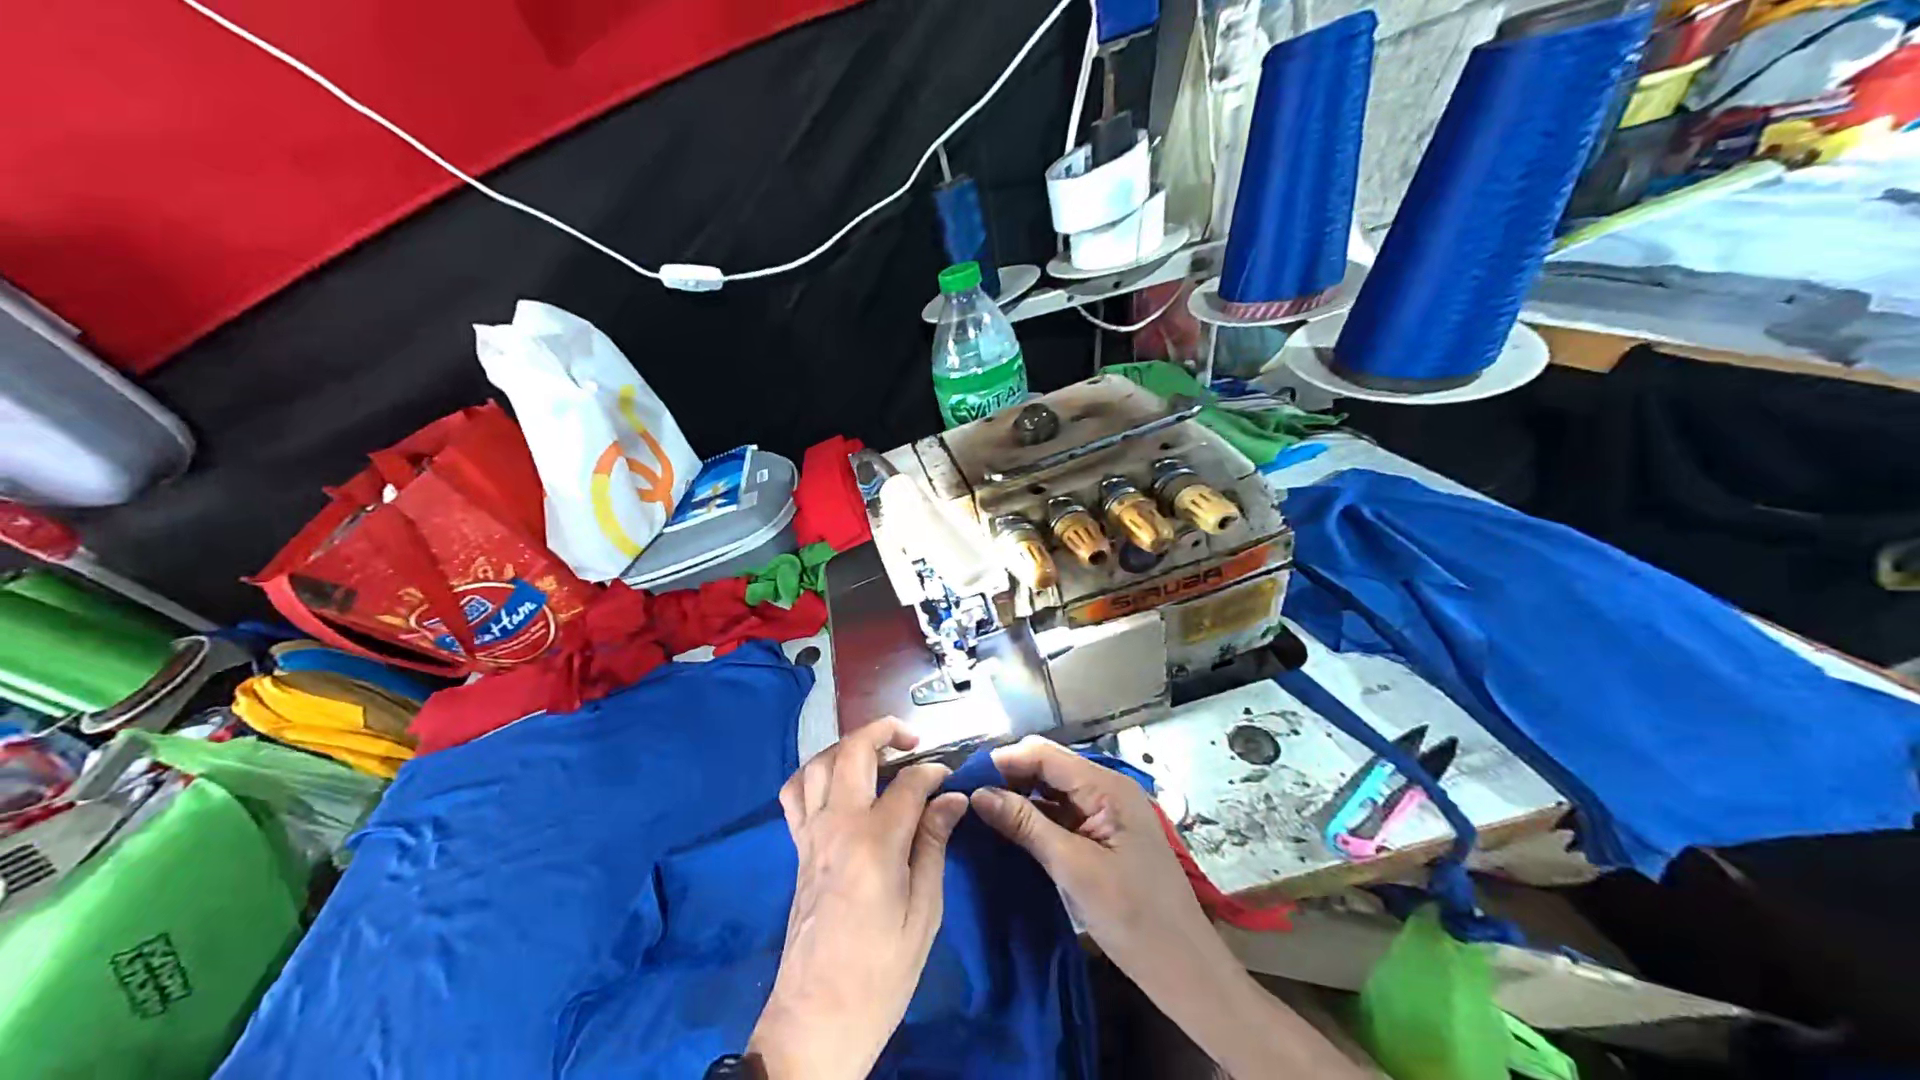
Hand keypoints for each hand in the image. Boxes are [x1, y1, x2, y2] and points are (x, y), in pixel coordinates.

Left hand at [747, 719, 969, 1079]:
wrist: (818, 1015)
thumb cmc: (882, 971)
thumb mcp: (923, 912)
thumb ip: (933, 845)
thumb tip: (952, 799)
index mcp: (874, 842)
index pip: (909, 783)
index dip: (935, 773)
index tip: (952, 779)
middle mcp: (836, 825)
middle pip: (853, 751)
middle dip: (884, 731)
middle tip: (913, 739)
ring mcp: (810, 834)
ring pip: (817, 763)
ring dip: (847, 746)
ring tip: (876, 753)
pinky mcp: (796, 848)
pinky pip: (795, 794)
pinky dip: (813, 774)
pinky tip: (836, 782)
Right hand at [966, 736, 1218, 991]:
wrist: (1183, 968)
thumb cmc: (1134, 916)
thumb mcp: (1074, 868)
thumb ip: (1026, 825)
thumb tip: (979, 794)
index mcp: (1107, 787)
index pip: (1046, 755)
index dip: (1005, 760)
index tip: (966, 778)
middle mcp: (1107, 790)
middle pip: (1049, 768)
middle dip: (1009, 777)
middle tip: (968, 797)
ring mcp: (1105, 814)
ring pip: (1052, 791)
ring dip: (1019, 797)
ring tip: (979, 811)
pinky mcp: (1101, 837)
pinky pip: (1061, 815)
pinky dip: (1034, 818)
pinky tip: (1007, 829)